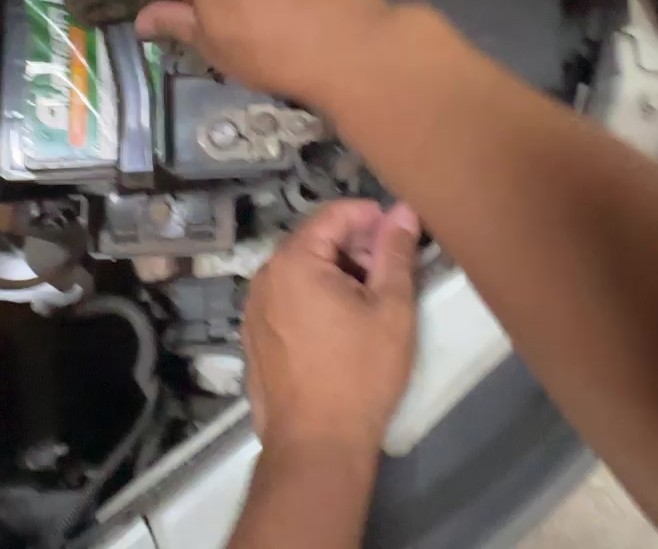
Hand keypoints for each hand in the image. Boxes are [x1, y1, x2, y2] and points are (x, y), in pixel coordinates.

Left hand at [243, 199, 420, 457]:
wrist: (315, 445)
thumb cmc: (359, 373)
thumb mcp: (390, 309)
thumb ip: (396, 253)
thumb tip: (403, 211)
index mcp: (294, 260)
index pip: (333, 214)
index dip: (370, 215)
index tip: (400, 230)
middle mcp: (265, 275)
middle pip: (314, 239)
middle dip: (355, 244)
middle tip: (392, 267)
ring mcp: (254, 306)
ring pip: (301, 269)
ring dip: (337, 270)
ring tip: (371, 296)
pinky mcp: (254, 334)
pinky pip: (287, 297)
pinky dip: (315, 295)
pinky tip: (341, 322)